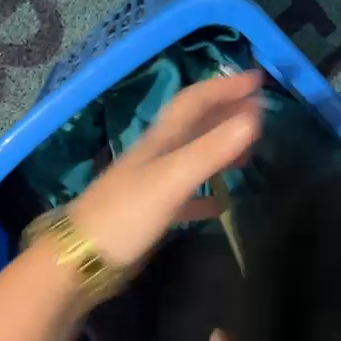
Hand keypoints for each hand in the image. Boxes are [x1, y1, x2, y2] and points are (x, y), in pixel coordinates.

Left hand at [65, 69, 263, 266]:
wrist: (80, 261)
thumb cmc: (125, 215)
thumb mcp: (171, 179)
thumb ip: (211, 151)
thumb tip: (255, 119)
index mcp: (160, 141)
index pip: (194, 101)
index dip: (224, 87)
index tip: (257, 79)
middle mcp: (157, 156)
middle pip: (195, 124)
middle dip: (226, 112)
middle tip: (261, 110)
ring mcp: (153, 185)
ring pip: (193, 156)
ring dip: (220, 147)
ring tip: (249, 150)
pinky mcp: (152, 213)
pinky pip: (188, 196)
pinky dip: (208, 194)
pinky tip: (222, 203)